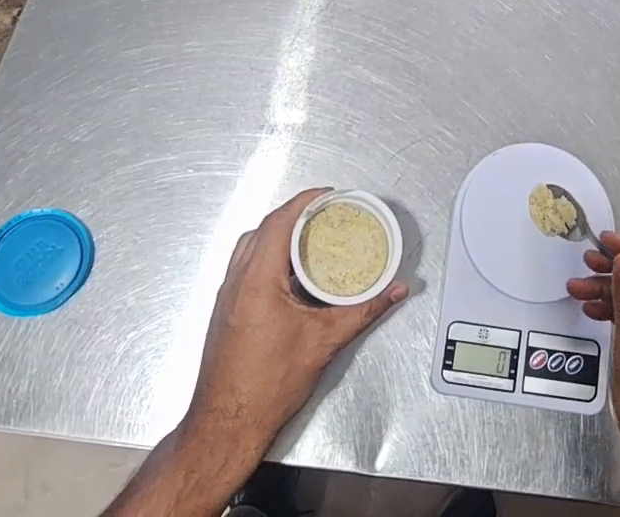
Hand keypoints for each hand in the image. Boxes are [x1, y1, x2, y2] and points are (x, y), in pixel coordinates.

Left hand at [186, 188, 407, 451]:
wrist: (226, 424)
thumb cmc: (266, 386)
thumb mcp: (325, 342)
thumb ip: (364, 310)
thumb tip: (393, 292)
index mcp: (257, 280)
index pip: (279, 222)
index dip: (305, 201)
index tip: (327, 194)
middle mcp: (236, 281)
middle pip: (263, 228)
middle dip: (295, 213)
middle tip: (324, 212)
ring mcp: (227, 295)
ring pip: (251, 246)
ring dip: (279, 233)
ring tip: (310, 236)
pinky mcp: (226, 309)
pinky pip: (246, 265)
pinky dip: (269, 255)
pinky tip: (291, 272)